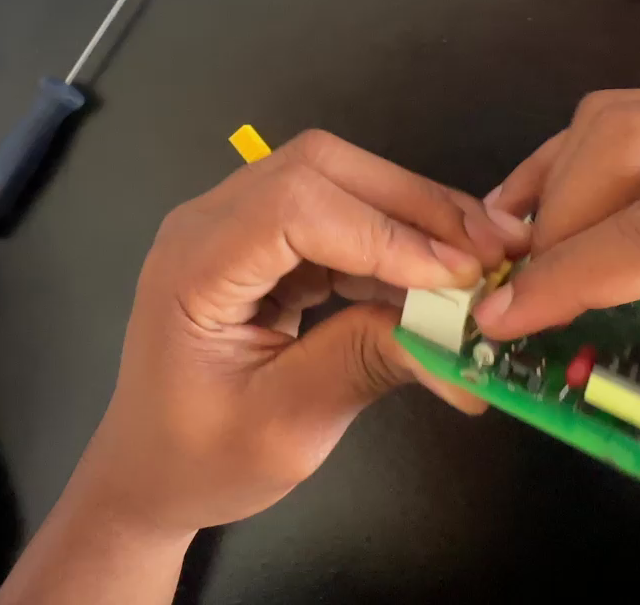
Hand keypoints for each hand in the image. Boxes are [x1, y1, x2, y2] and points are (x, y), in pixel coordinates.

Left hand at [70, 130, 525, 537]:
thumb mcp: (285, 428)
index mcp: (194, 264)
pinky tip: (436, 275)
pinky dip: (391, 242)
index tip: (458, 274)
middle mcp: (210, 220)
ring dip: (410, 216)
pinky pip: (336, 217)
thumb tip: (460, 337)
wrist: (150, 469)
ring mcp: (235, 222)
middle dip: (410, 203)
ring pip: (334, 181)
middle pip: (317, 170)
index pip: (291, 207)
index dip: (381, 231)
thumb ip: (366, 364)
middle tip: (489, 248)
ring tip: (479, 258)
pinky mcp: (264, 240)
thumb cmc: (199, 459)